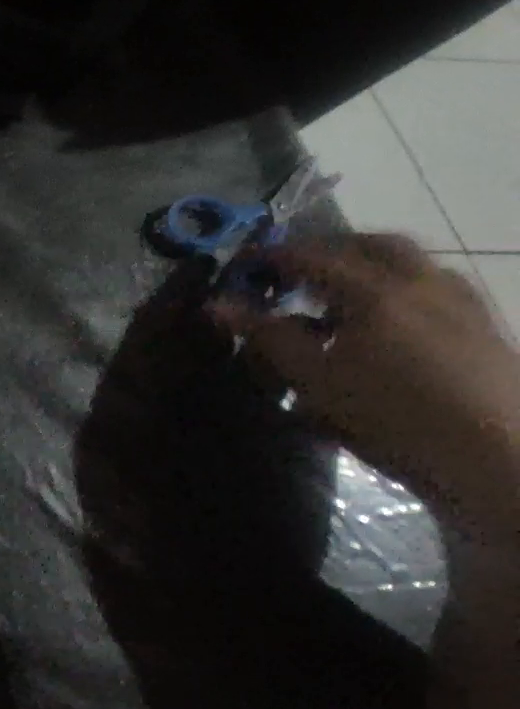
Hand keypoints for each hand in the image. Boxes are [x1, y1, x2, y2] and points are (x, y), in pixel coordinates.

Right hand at [210, 234, 519, 543]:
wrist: (499, 462)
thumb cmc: (393, 416)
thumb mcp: (315, 378)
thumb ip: (266, 334)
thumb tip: (216, 303)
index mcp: (378, 291)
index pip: (312, 255)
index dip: (269, 256)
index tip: (238, 266)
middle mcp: (426, 286)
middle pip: (373, 245)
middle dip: (328, 250)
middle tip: (293, 271)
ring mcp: (465, 307)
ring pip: (414, 266)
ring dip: (370, 269)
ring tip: (338, 298)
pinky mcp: (487, 332)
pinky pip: (438, 291)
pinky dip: (402, 292)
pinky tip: (387, 326)